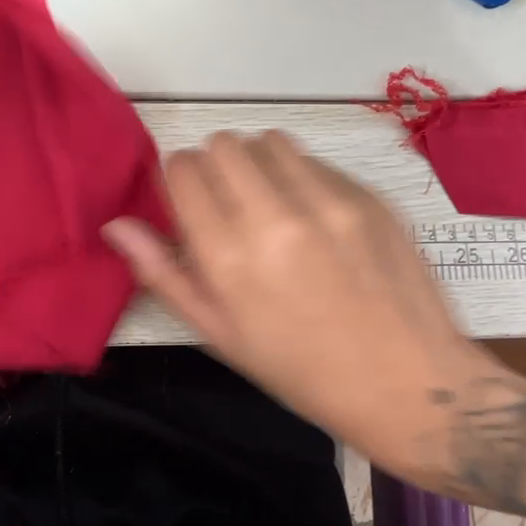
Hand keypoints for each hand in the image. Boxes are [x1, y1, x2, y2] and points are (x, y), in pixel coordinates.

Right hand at [102, 130, 495, 476]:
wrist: (409, 385)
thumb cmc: (300, 370)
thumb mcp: (220, 334)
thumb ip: (163, 272)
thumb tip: (116, 225)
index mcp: (229, 256)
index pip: (182, 170)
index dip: (178, 182)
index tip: (190, 204)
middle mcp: (275, 216)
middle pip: (222, 144)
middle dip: (213, 165)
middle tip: (227, 202)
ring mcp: (328, 201)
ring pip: (269, 140)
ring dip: (257, 161)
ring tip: (270, 200)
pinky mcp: (368, 197)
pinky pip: (316, 160)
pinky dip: (301, 176)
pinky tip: (315, 217)